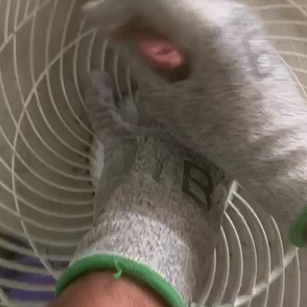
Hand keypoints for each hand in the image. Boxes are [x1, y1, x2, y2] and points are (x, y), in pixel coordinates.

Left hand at [56, 74, 229, 306]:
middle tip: (181, 82)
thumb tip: (201, 212)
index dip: (208, 124)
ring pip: (149, 105)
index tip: (209, 113)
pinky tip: (92, 76)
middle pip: (183, 113)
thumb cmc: (187, 239)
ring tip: (145, 67)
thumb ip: (207, 203)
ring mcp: (153, 135)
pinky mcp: (122, 141)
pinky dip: (99, 94)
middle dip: (182, 101)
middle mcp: (188, 139)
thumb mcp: (210, 218)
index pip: (212, 135)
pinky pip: (107, 112)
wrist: (159, 239)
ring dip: (147, 91)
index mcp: (214, 161)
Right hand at [82, 0, 306, 244]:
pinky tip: (153, 30)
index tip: (91, 17)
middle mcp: (222, 10)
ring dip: (149, 6)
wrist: (281, 147)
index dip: (114, 1)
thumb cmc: (224, 134)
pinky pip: (198, 9)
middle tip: (98, 10)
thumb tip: (118, 35)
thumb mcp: (170, 101)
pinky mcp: (244, 26)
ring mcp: (237, 15)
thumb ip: (140, 61)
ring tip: (121, 21)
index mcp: (204, 27)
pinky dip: (171, 15)